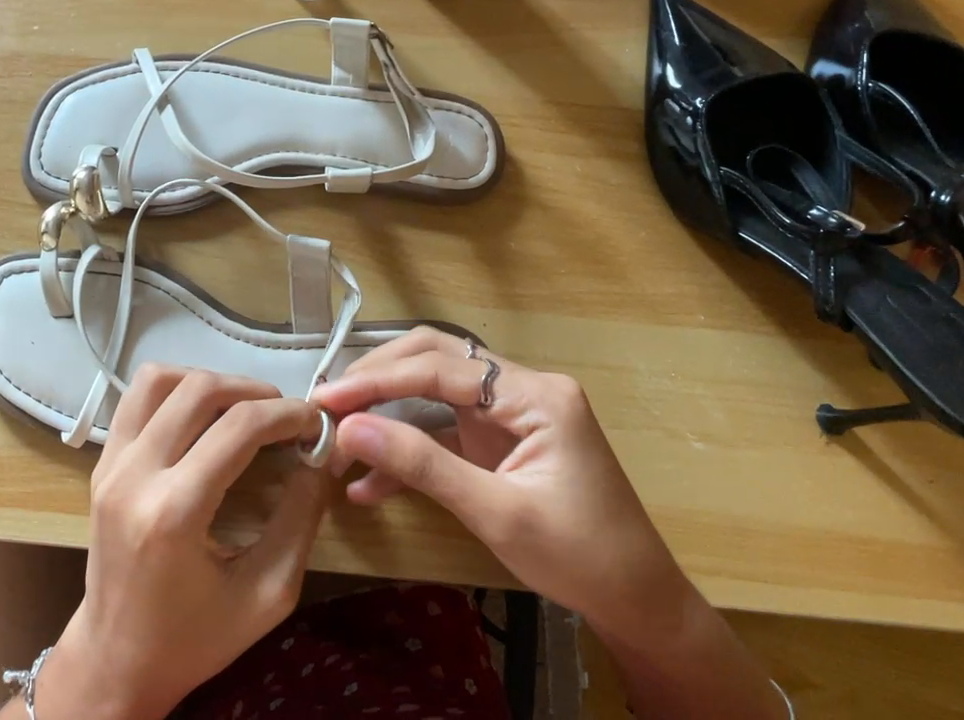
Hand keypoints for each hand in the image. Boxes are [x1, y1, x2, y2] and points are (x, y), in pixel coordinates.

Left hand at [37, 365, 329, 719]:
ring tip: (244, 410)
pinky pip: (136, 399)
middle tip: (285, 417)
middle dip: (254, 391)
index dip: (287, 414)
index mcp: (173, 513)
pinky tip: (204, 418)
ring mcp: (109, 464)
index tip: (315, 425)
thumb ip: (300, 519)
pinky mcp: (101, 463)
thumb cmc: (195, 639)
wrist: (115, 658)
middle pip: (198, 389)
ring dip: (209, 382)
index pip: (238, 427)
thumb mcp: (267, 594)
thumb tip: (322, 458)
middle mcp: (133, 475)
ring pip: (158, 379)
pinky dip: (175, 391)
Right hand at [312, 328, 688, 642]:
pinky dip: (408, 449)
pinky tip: (370, 483)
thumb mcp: (497, 512)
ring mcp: (510, 413)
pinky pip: (442, 430)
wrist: (637, 602)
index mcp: (535, 395)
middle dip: (378, 379)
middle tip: (329, 403)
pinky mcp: (499, 439)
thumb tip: (350, 430)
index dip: (378, 381)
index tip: (327, 399)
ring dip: (386, 410)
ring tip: (339, 433)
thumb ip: (422, 465)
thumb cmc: (581, 556)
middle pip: (435, 360)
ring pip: (433, 390)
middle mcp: (521, 389)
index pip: (440, 369)